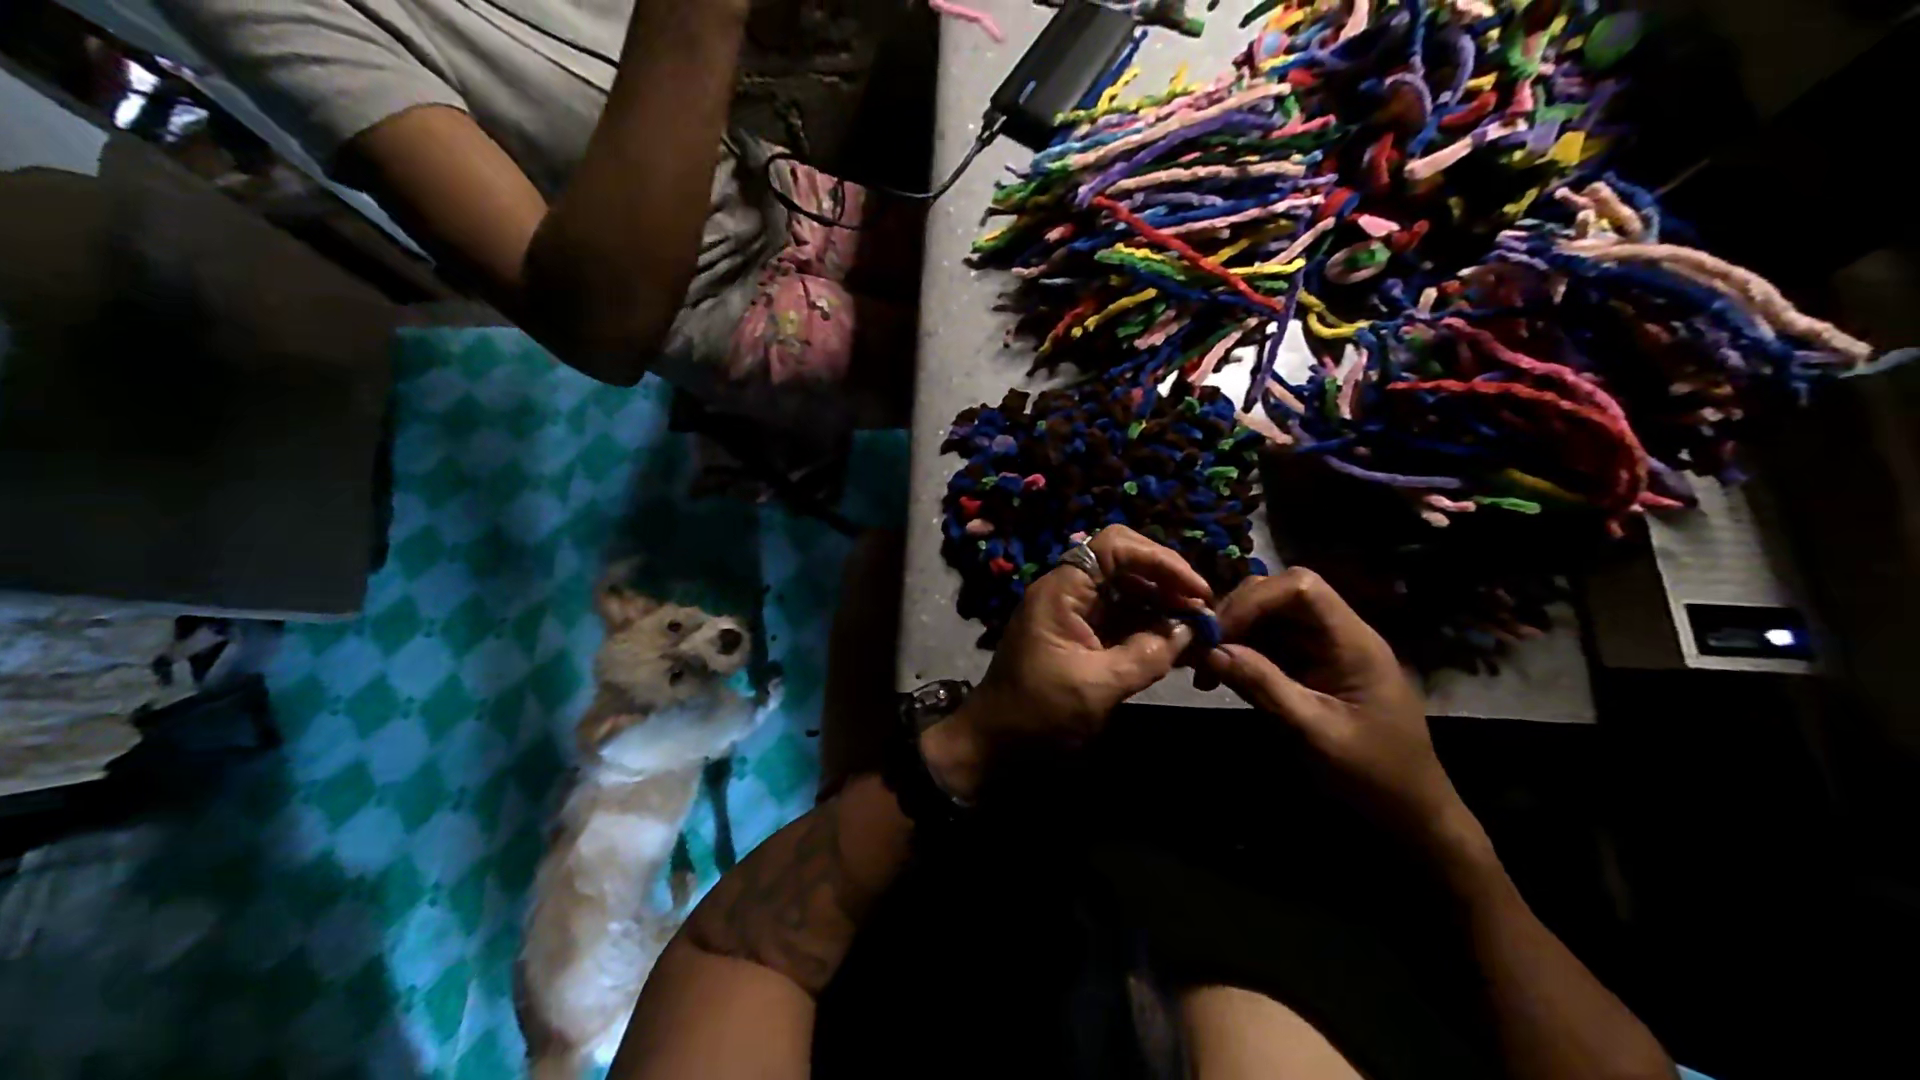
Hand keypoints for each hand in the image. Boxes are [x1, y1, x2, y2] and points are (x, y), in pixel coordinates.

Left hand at [923, 526, 1213, 799]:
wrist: (994, 745)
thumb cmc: (1037, 712)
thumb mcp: (1096, 686)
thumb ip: (1147, 655)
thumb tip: (1189, 631)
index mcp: (1062, 590)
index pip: (1114, 546)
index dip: (1159, 559)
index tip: (1195, 589)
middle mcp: (1069, 592)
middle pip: (1126, 564)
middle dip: (1167, 582)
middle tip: (1203, 611)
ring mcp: (1076, 615)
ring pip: (1128, 593)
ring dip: (1163, 606)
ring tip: (1199, 630)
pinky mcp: (1083, 638)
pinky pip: (1123, 620)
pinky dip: (1150, 629)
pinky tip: (1179, 645)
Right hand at [1198, 568, 1460, 835]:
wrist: (1409, 812)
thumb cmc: (1372, 773)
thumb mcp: (1314, 732)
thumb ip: (1264, 686)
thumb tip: (1209, 651)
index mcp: (1352, 641)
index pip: (1301, 587)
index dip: (1254, 598)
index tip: (1219, 631)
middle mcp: (1336, 634)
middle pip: (1278, 595)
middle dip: (1236, 615)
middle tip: (1201, 648)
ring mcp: (1321, 650)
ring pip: (1267, 618)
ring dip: (1231, 635)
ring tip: (1201, 666)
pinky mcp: (1307, 668)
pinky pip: (1266, 645)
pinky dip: (1237, 654)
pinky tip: (1215, 676)